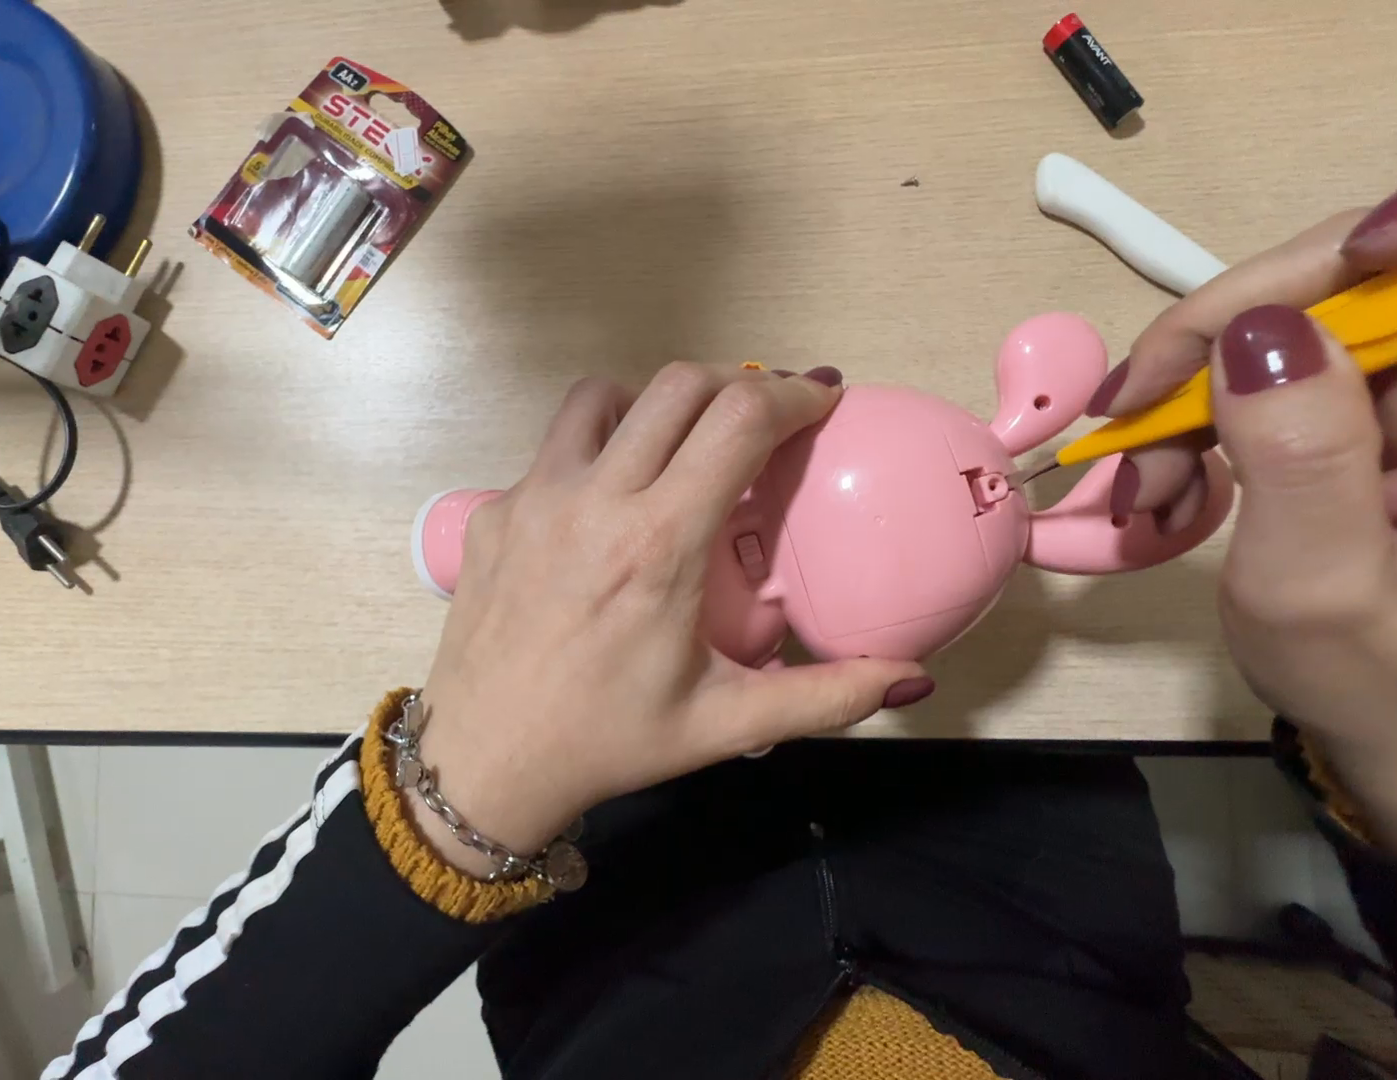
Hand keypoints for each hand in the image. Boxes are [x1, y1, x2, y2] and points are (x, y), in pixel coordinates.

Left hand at [412, 365, 932, 876]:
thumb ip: (825, 697)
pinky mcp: (493, 511)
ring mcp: (532, 497)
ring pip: (601, 397)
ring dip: (654, 403)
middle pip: (678, 385)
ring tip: (677, 445)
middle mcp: (593, 500)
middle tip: (760, 419)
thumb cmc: (608, 743)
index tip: (818, 403)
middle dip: (735, 383)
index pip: (739, 420)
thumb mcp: (724, 725)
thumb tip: (912, 674)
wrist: (484, 762)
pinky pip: (553, 450)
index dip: (791, 395)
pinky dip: (595, 450)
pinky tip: (605, 505)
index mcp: (659, 544)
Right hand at [1098, 117, 1396, 871]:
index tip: (1359, 256)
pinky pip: (1242, 364)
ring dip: (1181, 385)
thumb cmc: (1379, 676)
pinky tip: (1160, 484)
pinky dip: (1179, 415)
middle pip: (1358, 255)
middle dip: (1225, 323)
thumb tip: (1254, 332)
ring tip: (1143, 483)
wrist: (1394, 721)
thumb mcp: (1321, 587)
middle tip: (1136, 407)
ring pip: (1276, 311)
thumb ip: (1301, 459)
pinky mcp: (1339, 399)